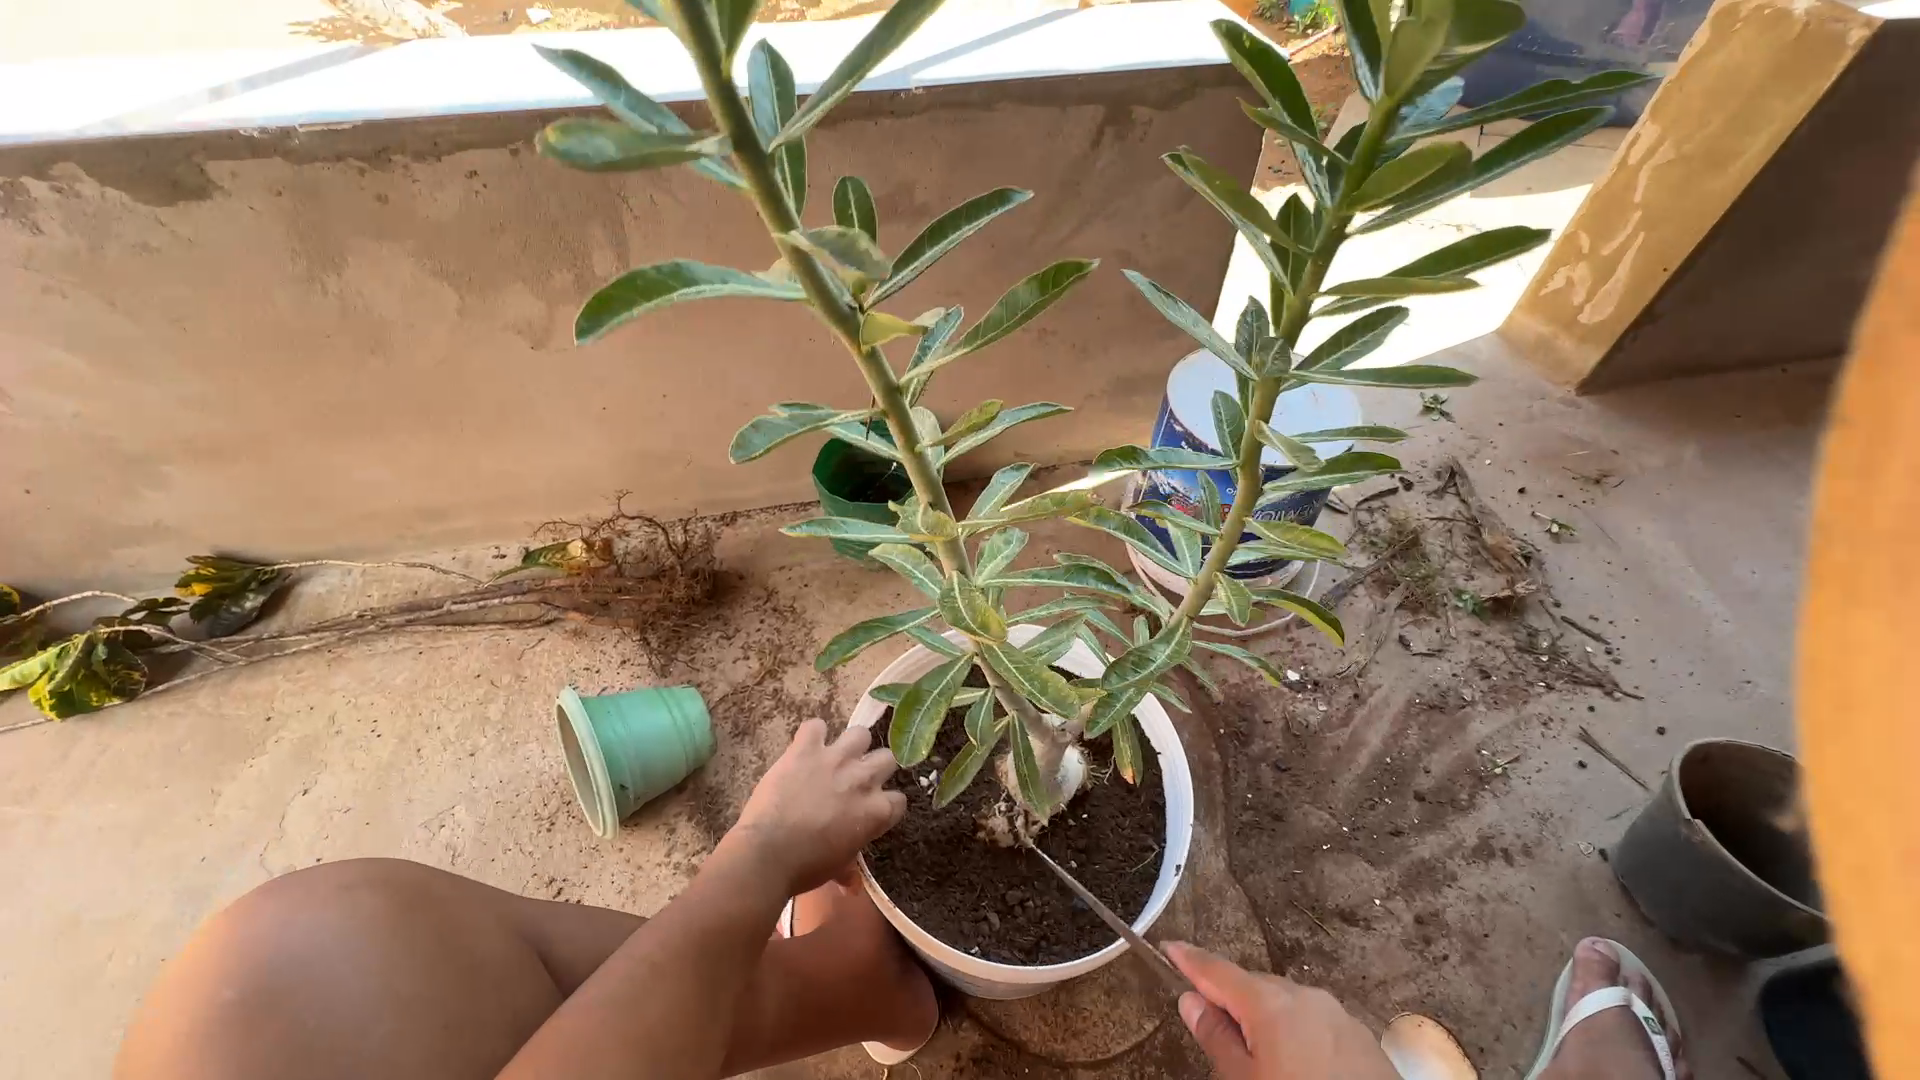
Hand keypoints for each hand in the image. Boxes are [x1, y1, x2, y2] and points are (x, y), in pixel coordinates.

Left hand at [727, 719, 905, 894]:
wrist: (768, 854)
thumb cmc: (805, 868)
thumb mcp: (835, 867)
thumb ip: (848, 866)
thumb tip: (851, 885)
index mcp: (876, 811)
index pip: (899, 800)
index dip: (886, 804)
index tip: (873, 810)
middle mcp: (863, 779)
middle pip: (887, 758)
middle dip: (876, 766)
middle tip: (858, 778)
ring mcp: (835, 759)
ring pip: (860, 733)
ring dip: (851, 744)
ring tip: (837, 755)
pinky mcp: (806, 749)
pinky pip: (816, 725)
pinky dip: (812, 734)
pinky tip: (805, 746)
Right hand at [1167, 942, 1398, 1079]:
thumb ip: (1216, 1038)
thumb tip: (1190, 999)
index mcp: (1269, 1003)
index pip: (1216, 969)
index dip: (1188, 959)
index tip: (1168, 947)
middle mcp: (1303, 996)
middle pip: (1253, 987)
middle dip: (1232, 1000)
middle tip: (1218, 1032)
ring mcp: (1338, 1015)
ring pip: (1287, 1005)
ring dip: (1267, 1019)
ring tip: (1263, 1060)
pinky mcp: (1363, 1039)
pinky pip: (1316, 1024)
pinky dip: (1299, 1035)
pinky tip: (1303, 1069)